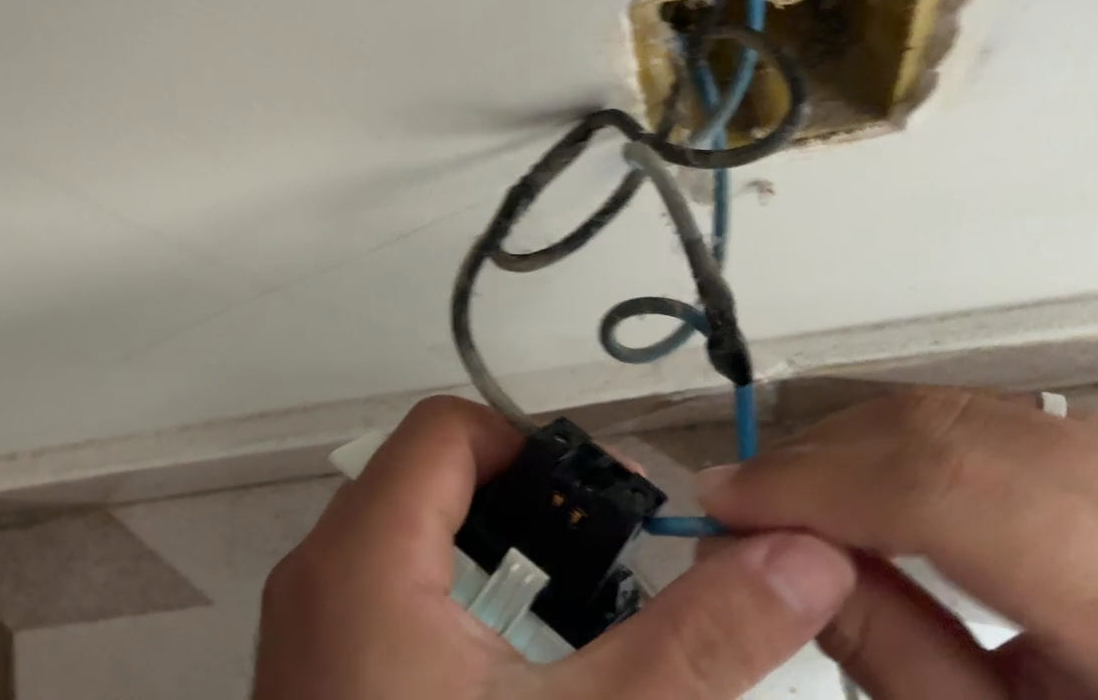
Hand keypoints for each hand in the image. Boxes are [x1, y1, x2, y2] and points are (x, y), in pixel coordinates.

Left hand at [254, 396, 855, 699]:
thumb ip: (697, 638)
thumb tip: (793, 558)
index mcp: (366, 554)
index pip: (447, 429)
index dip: (533, 446)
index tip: (607, 502)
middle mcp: (318, 569)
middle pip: (425, 475)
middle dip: (523, 505)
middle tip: (603, 558)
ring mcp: (305, 617)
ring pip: (402, 532)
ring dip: (488, 555)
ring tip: (567, 616)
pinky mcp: (311, 662)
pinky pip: (377, 585)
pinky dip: (446, 598)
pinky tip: (506, 669)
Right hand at [698, 388, 1097, 698]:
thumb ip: (894, 653)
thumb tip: (768, 555)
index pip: (942, 489)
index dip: (810, 482)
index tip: (723, 500)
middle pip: (942, 433)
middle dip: (817, 459)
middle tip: (748, 500)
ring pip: (960, 411)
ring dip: (853, 445)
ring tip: (800, 495)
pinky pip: (997, 416)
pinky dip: (910, 440)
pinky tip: (874, 482)